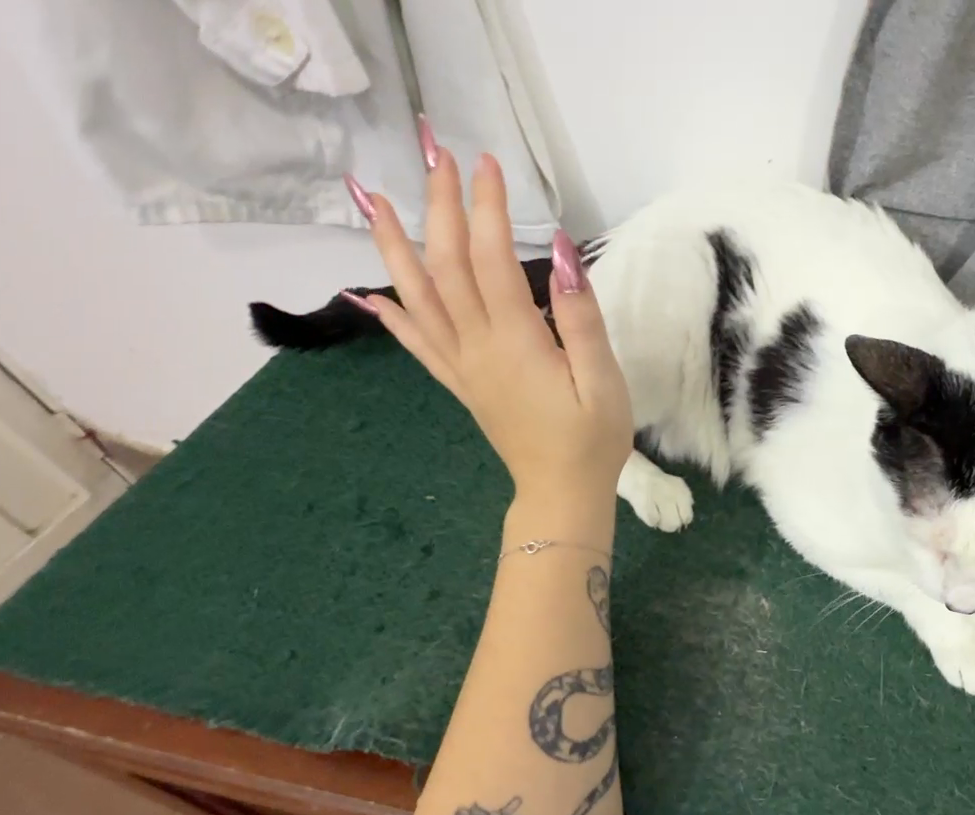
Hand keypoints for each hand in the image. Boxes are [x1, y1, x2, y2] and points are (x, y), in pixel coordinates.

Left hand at [345, 142, 631, 513]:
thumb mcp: (604, 381)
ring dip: (396, 248)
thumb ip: (581, 319)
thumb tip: (562, 252)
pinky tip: (370, 294)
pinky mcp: (461, 384)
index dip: (487, 209)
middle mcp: (477, 347)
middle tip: (437, 159)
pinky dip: (393, 315)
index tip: (487, 165)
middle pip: (447, 267)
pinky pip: (418, 345)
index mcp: (515, 343)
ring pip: (419, 299)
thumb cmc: (592, 441)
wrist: (561, 495)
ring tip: (377, 204)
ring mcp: (462, 366)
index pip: (491, 260)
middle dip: (441, 208)